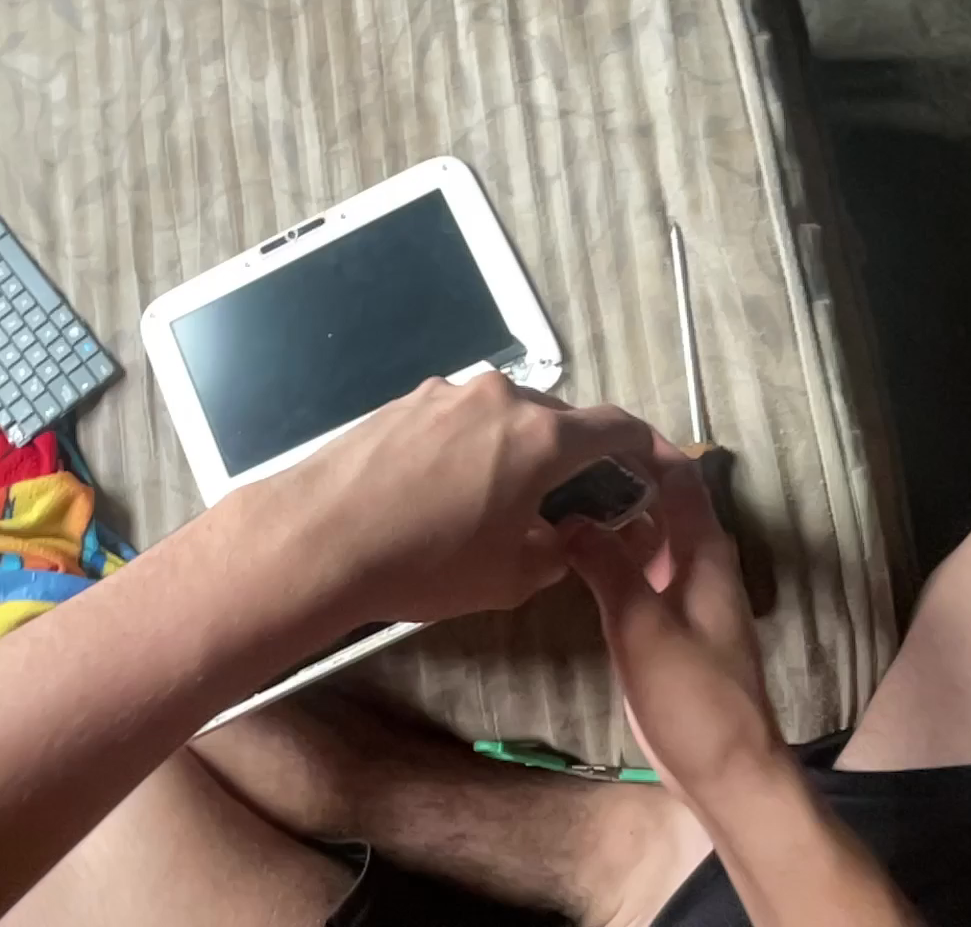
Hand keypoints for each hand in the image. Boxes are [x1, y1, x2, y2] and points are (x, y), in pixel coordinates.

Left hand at [240, 372, 659, 626]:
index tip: (651, 467)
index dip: (644, 447)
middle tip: (567, 497)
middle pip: (559, 418)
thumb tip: (561, 536)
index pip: (616, 427)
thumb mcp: (508, 577)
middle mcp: (499, 398)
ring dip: (518, 446)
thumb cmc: (424, 563)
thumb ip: (555, 551)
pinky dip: (473, 441)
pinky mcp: (407, 399)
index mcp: (540, 436)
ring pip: (506, 414)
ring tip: (497, 493)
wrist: (320, 536)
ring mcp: (448, 392)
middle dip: (574, 454)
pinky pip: (461, 416)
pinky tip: (444, 482)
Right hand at [562, 445, 781, 794]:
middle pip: (657, 502)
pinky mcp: (659, 620)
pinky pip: (631, 569)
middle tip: (558, 461)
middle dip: (615, 477)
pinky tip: (566, 551)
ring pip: (641, 536)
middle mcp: (693, 563)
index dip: (647, 447)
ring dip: (606, 515)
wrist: (724, 771)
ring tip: (553, 495)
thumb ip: (606, 566)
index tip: (597, 428)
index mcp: (704, 554)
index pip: (681, 479)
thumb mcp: (643, 625)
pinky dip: (604, 553)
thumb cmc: (693, 694)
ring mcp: (676, 592)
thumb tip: (566, 516)